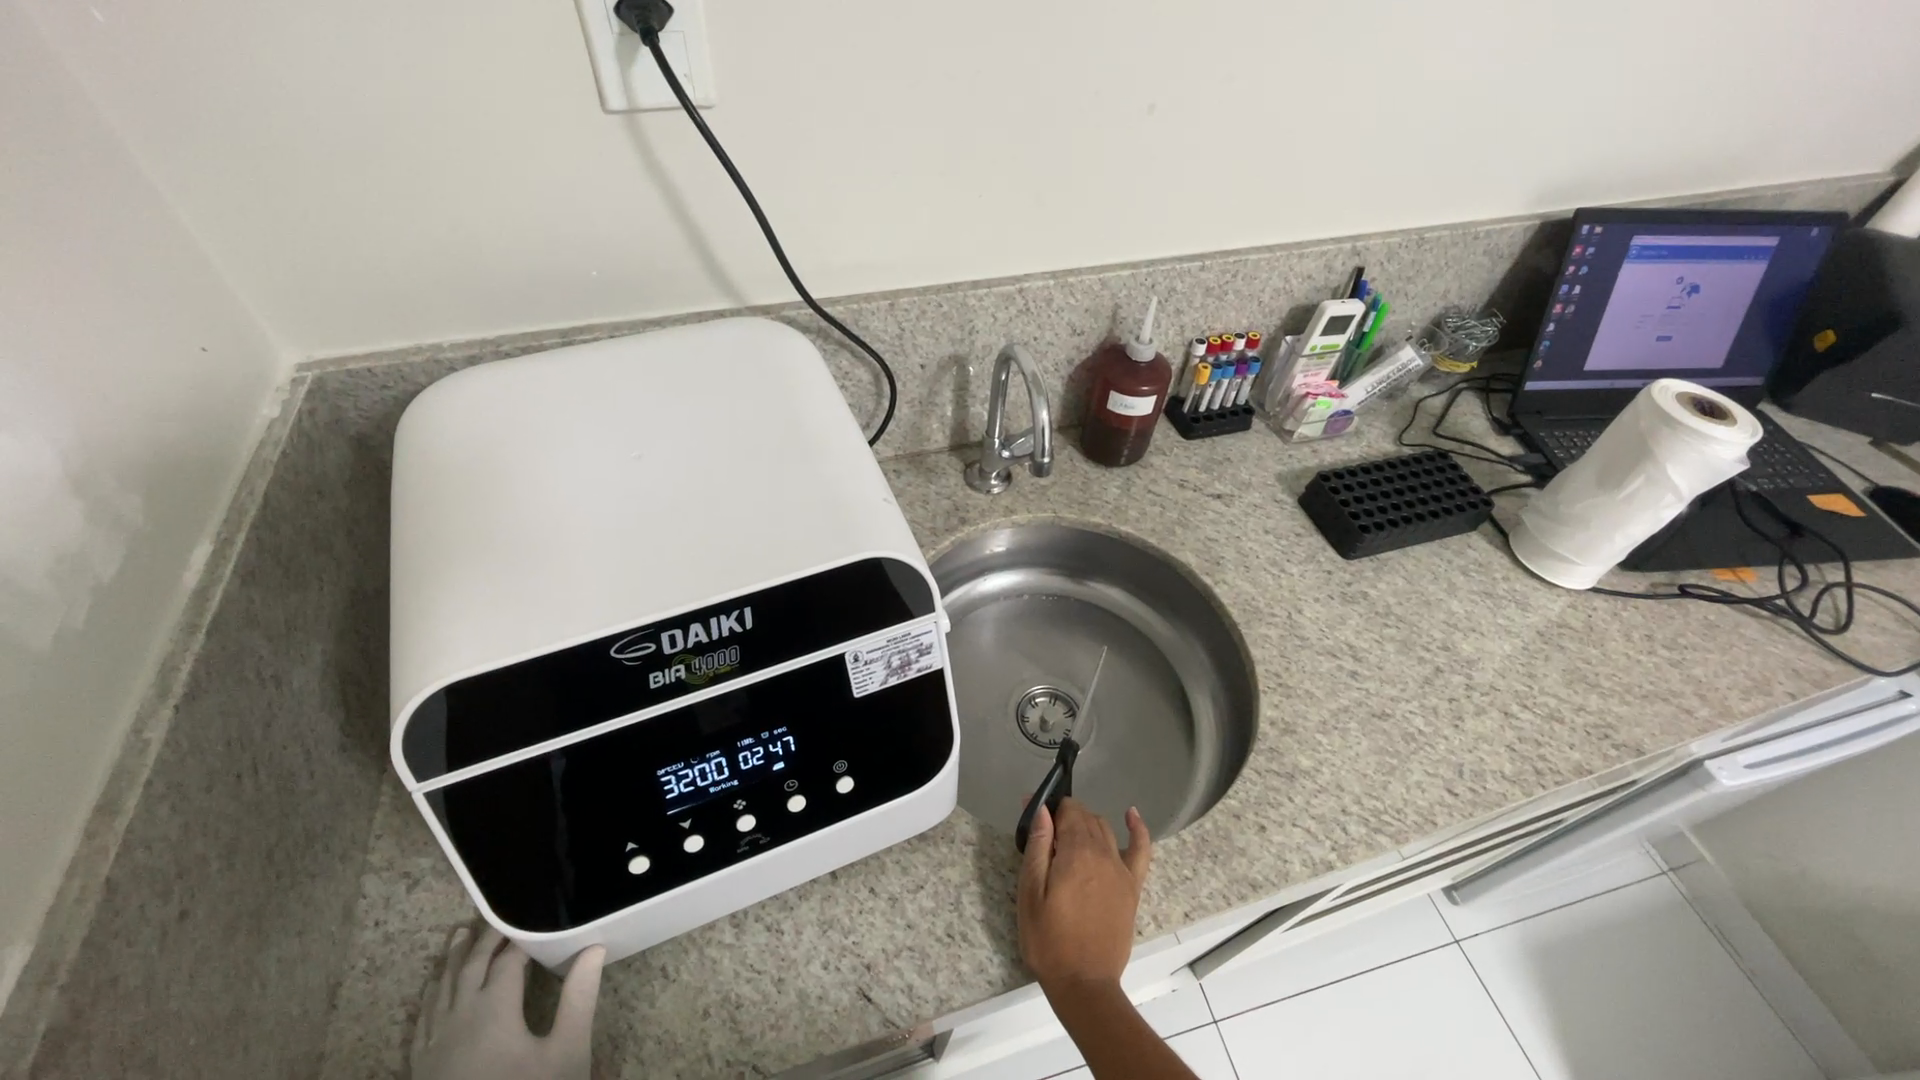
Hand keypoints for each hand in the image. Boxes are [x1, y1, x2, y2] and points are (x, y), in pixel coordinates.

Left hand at [410, 926, 604, 1079]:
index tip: (536, 919)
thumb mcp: (566, 1052)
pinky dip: (430, 995)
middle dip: (484, 939)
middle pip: (469, 968)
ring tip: (458, 935)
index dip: (522, 939)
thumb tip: (594, 948)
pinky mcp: (421, 1068)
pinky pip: (422, 1020)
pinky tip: (433, 991)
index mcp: (493, 1011)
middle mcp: (457, 1019)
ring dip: (452, 960)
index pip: (507, 962)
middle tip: (496, 915)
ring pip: (440, 990)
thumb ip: (579, 997)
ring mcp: (434, 1045)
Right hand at [1016, 798, 1152, 992]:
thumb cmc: (1048, 941)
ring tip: (1068, 838)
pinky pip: (1141, 849)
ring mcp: (1122, 870)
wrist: (1084, 983)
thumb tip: (1041, 809)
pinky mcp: (1133, 887)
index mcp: (1075, 853)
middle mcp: (1103, 854)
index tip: (1035, 819)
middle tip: (1046, 836)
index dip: (1050, 809)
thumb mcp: (1030, 894)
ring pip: (1105, 829)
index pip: (1067, 811)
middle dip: (1066, 817)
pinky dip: (1137, 829)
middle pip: (1086, 818)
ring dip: (1087, 824)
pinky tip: (1132, 814)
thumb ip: (1037, 847)